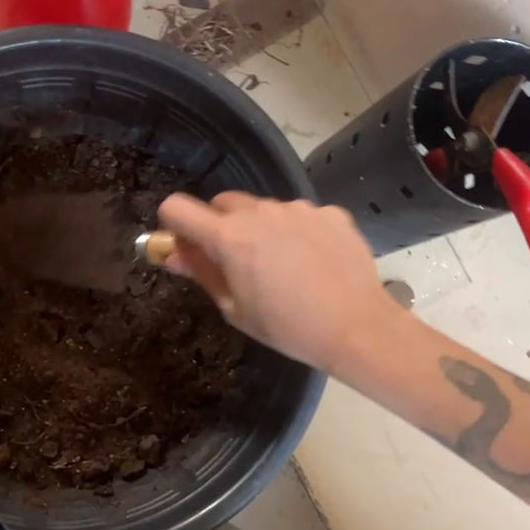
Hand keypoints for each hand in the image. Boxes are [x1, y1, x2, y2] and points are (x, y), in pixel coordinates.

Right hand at [156, 192, 404, 371]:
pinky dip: (295, 232)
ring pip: (263, 209)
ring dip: (259, 228)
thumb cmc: (286, 327)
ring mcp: (298, 208)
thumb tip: (173, 255)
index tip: (183, 244)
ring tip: (280, 265)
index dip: (173, 223)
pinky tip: (311, 261)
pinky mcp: (329, 212)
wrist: (357, 327)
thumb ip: (202, 273)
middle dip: (217, 225)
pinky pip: (299, 216)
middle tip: (232, 260)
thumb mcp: (234, 308)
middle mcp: (260, 211)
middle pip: (221, 203)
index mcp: (228, 237)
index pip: (178, 208)